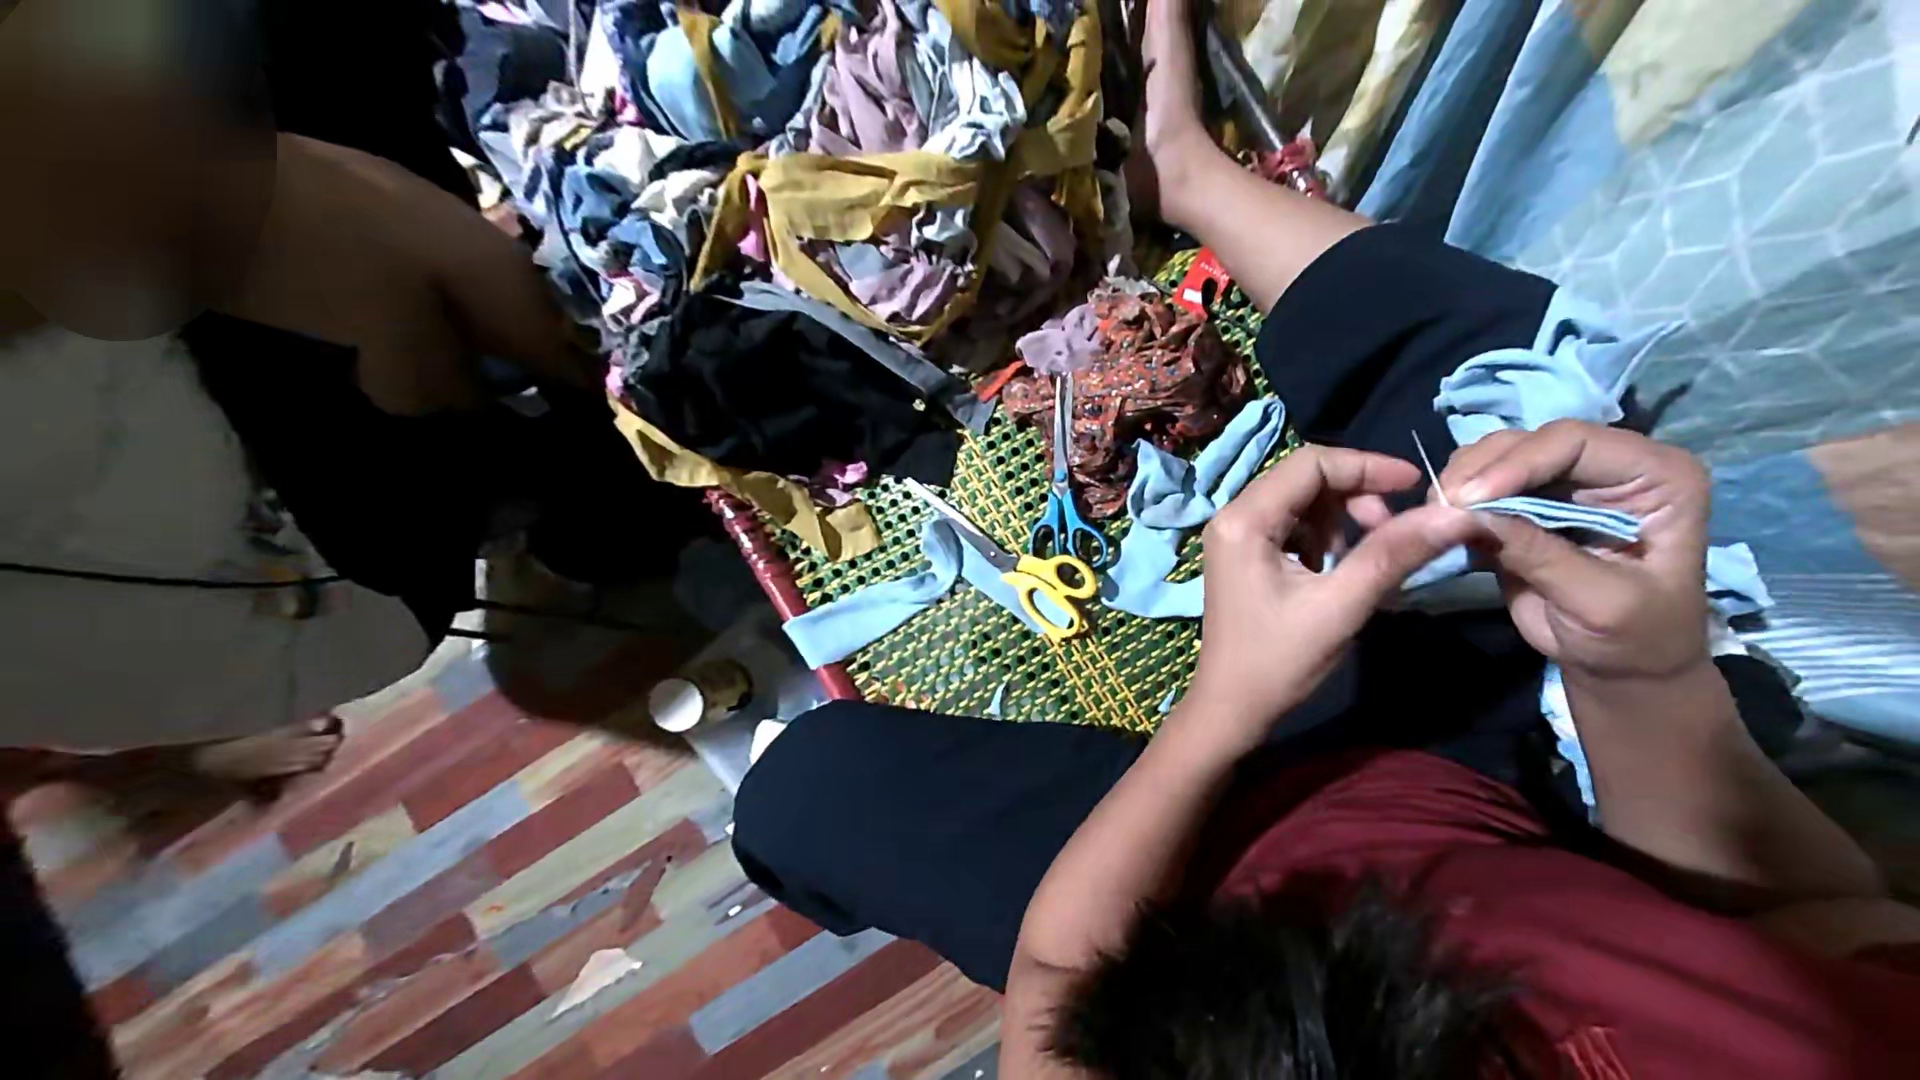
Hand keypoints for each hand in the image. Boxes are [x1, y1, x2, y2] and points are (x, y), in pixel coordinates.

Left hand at [1187, 445, 1479, 746]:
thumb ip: (1394, 554)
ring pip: (1300, 502)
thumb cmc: (1279, 660)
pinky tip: (1337, 570)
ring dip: (1341, 520)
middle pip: (1303, 479)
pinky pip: (1290, 526)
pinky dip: (1322, 537)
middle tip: (1390, 533)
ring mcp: (1234, 536)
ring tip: (1362, 562)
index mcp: (1243, 520)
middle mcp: (1231, 517)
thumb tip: (1459, 514)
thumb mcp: (1342, 605)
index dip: (1366, 466)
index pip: (1309, 464)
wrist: (1232, 705)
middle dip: (1354, 496)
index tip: (1415, 486)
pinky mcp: (1243, 554)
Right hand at [1438, 419, 1711, 681]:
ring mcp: (1562, 482)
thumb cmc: (1634, 635)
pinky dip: (1453, 497)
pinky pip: (1477, 481)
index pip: (1574, 442)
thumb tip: (1469, 516)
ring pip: (1494, 455)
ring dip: (1458, 482)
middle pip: (1526, 441)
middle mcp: (1608, 467)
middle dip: (1477, 472)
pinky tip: (1442, 523)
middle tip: (1440, 510)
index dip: (1515, 463)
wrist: (1619, 662)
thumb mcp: (1597, 601)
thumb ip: (1540, 554)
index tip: (1466, 502)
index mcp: (1655, 477)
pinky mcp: (1523, 502)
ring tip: (1437, 518)